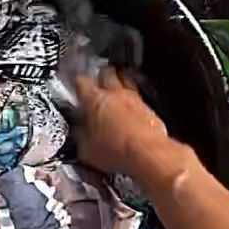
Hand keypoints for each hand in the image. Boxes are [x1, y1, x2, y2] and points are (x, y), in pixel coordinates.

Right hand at [73, 68, 189, 187]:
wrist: (147, 155)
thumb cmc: (118, 150)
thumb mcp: (86, 148)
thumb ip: (81, 135)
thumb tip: (80, 135)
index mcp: (94, 99)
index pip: (81, 82)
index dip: (78, 84)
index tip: (77, 87)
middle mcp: (115, 95)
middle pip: (107, 73)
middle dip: (101, 77)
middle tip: (97, 84)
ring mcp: (135, 100)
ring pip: (126, 82)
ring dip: (120, 86)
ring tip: (116, 96)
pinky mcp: (151, 110)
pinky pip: (140, 99)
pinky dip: (134, 104)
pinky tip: (131, 115)